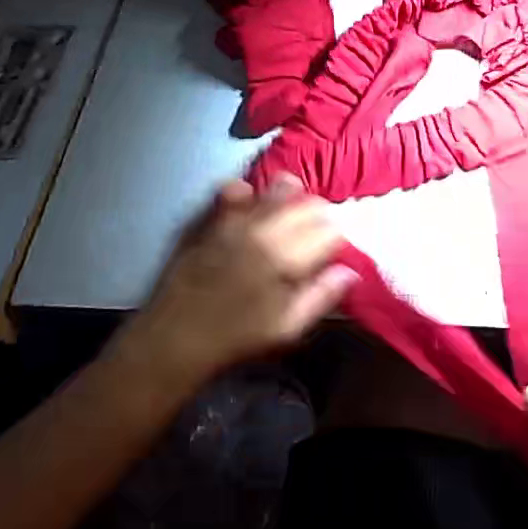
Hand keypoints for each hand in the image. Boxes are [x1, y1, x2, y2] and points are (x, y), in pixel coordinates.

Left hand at [116, 175, 356, 383]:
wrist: (177, 335)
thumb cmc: (237, 338)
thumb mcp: (287, 328)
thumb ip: (321, 296)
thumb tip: (349, 272)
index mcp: (288, 260)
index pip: (329, 231)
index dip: (337, 236)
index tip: (335, 246)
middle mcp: (265, 232)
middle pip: (306, 205)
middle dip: (318, 213)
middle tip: (318, 228)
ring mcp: (237, 222)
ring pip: (275, 192)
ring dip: (290, 196)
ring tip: (293, 206)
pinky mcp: (213, 220)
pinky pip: (234, 192)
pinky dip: (248, 191)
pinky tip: (251, 195)